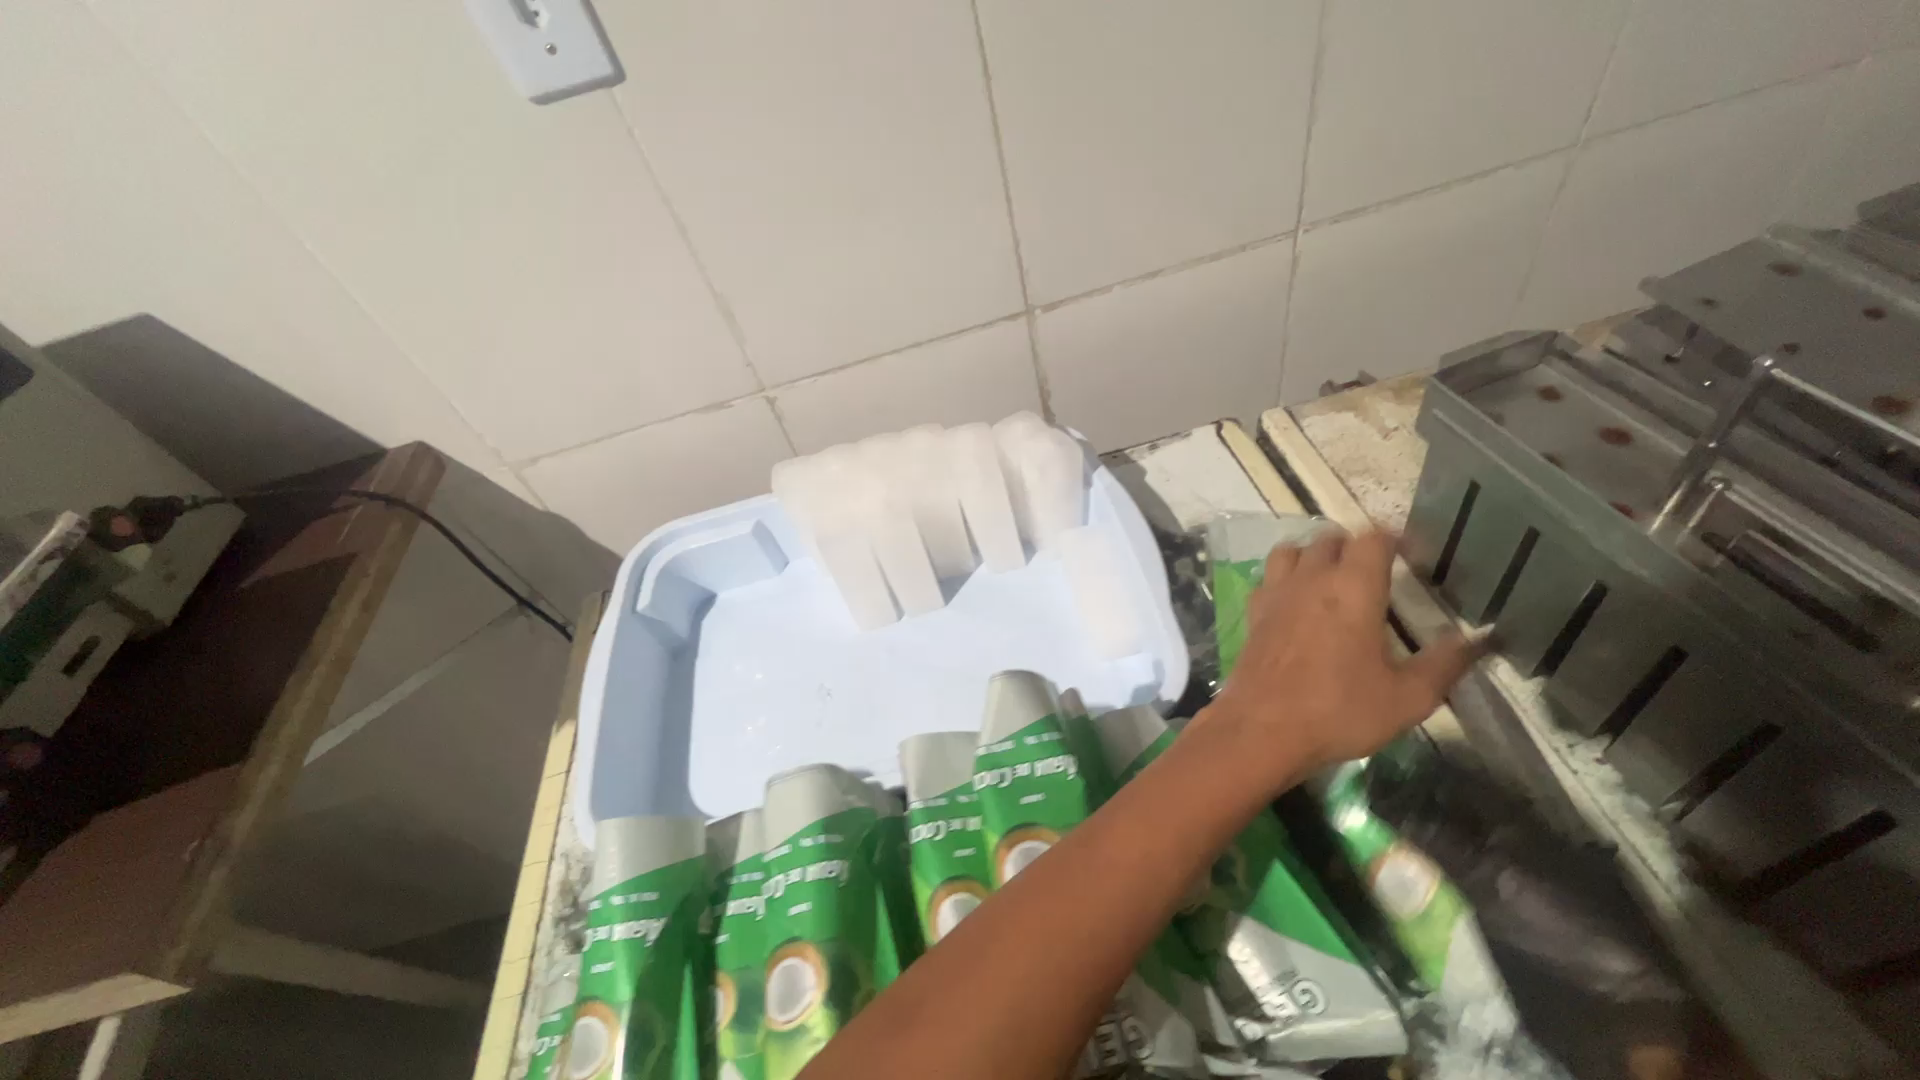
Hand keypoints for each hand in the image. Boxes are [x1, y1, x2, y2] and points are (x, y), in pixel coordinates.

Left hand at [1201, 529, 1480, 792]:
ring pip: (1292, 552)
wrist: (1262, 730)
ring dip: (1313, 556)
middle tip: (1374, 573)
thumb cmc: (1339, 711)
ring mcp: (1276, 594)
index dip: (1394, 540)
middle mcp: (1311, 579)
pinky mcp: (1252, 614)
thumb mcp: (1407, 697)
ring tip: (1331, 580)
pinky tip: (1296, 604)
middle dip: (1353, 547)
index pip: (1373, 539)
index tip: (1411, 556)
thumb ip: (1444, 664)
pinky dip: (1285, 580)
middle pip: (1330, 539)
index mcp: (1353, 587)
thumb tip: (1479, 638)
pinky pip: (1269, 579)